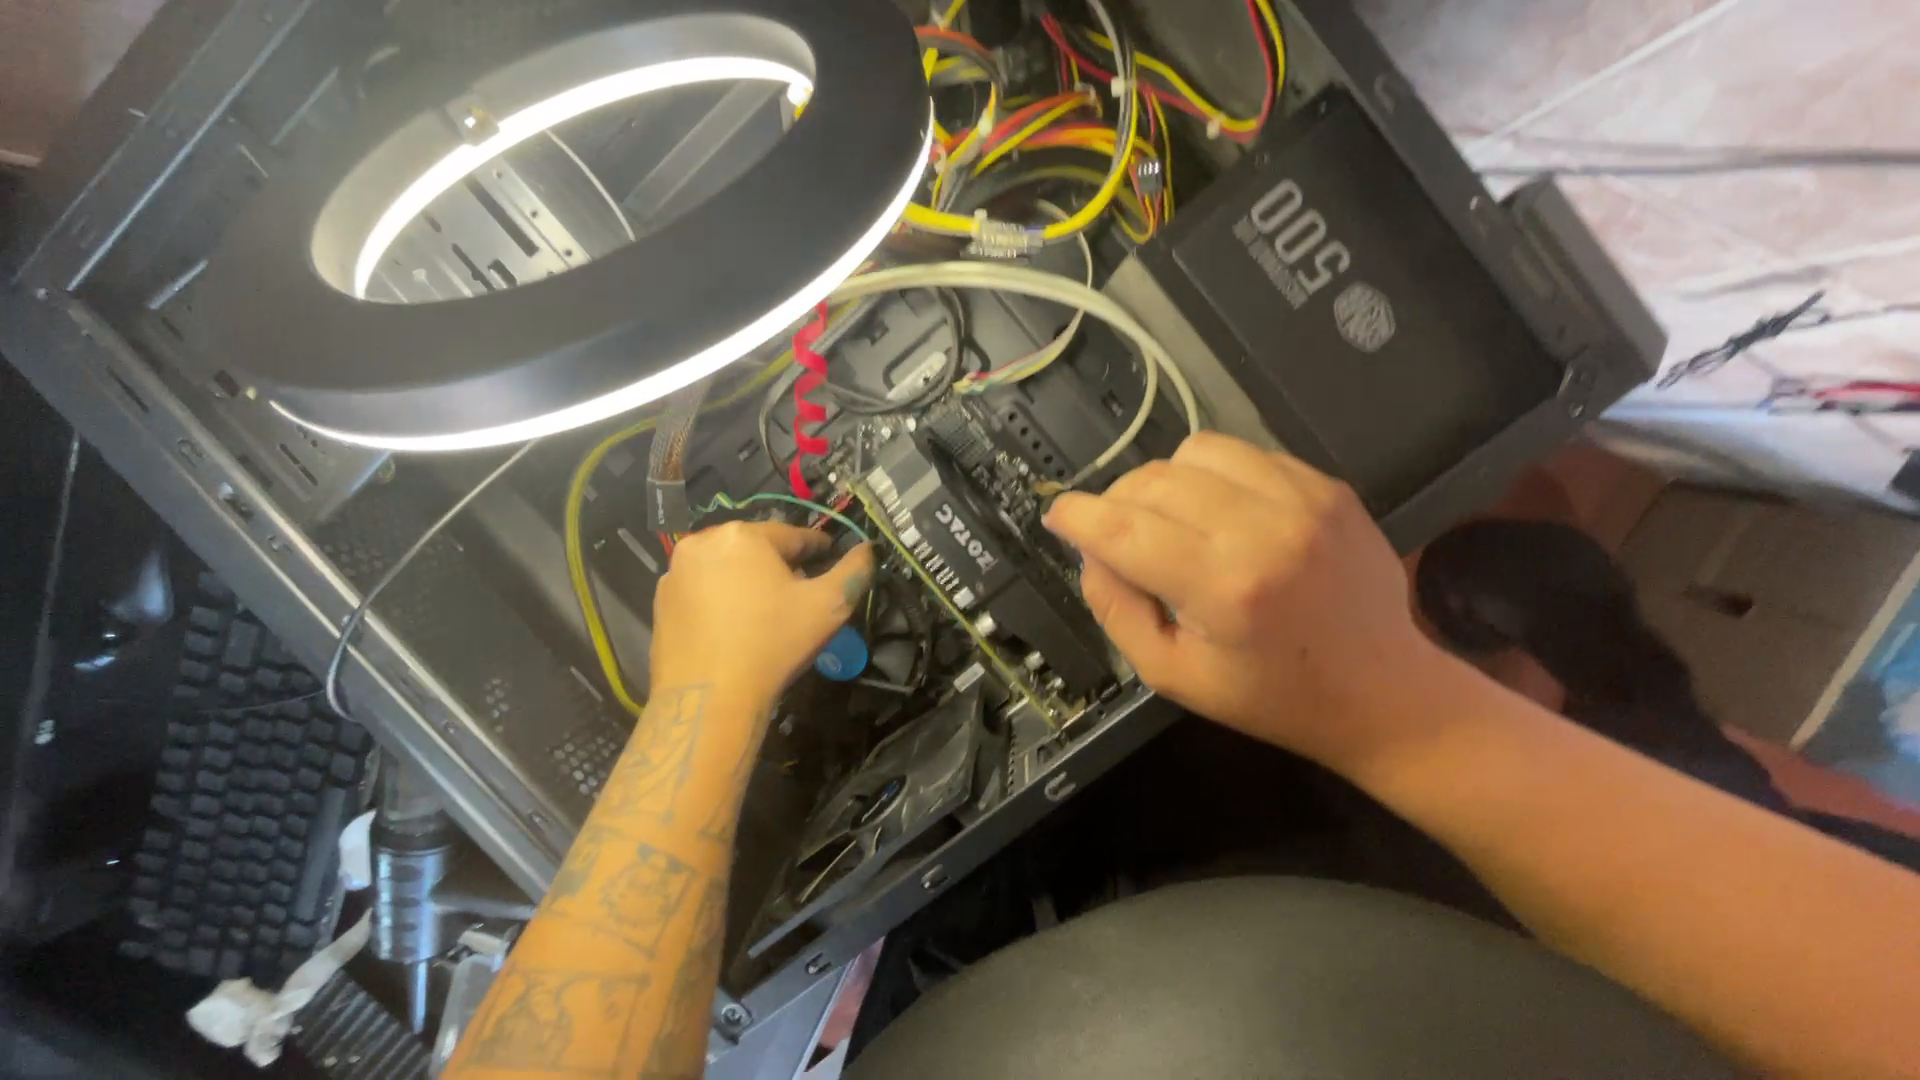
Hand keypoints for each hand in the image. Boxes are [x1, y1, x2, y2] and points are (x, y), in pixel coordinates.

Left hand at [650, 522, 873, 706]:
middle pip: (755, 549)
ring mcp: (676, 574)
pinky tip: (737, 627)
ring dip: (749, 581)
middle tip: (802, 591)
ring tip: (769, 611)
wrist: (709, 698)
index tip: (831, 556)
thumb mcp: (829, 606)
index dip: (817, 548)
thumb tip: (867, 549)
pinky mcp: (660, 604)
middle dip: (780, 565)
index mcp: (742, 535)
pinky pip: (703, 591)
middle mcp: (702, 543)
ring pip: (727, 569)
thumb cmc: (772, 644)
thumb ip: (854, 571)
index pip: (792, 536)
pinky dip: (722, 600)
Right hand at [1043, 433, 1438, 768]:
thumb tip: (1088, 551)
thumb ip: (1116, 610)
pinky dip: (1212, 475)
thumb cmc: (1271, 696)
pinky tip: (1220, 513)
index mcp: (1224, 589)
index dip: (1077, 516)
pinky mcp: (1326, 485)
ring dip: (1163, 481)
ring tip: (1170, 520)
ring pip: (1195, 451)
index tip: (1057, 516)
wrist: (1382, 690)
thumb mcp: (1173, 676)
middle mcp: (1264, 530)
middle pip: (1153, 481)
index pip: (1124, 528)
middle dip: (1116, 503)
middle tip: (1117, 536)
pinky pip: (1243, 452)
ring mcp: (1303, 500)